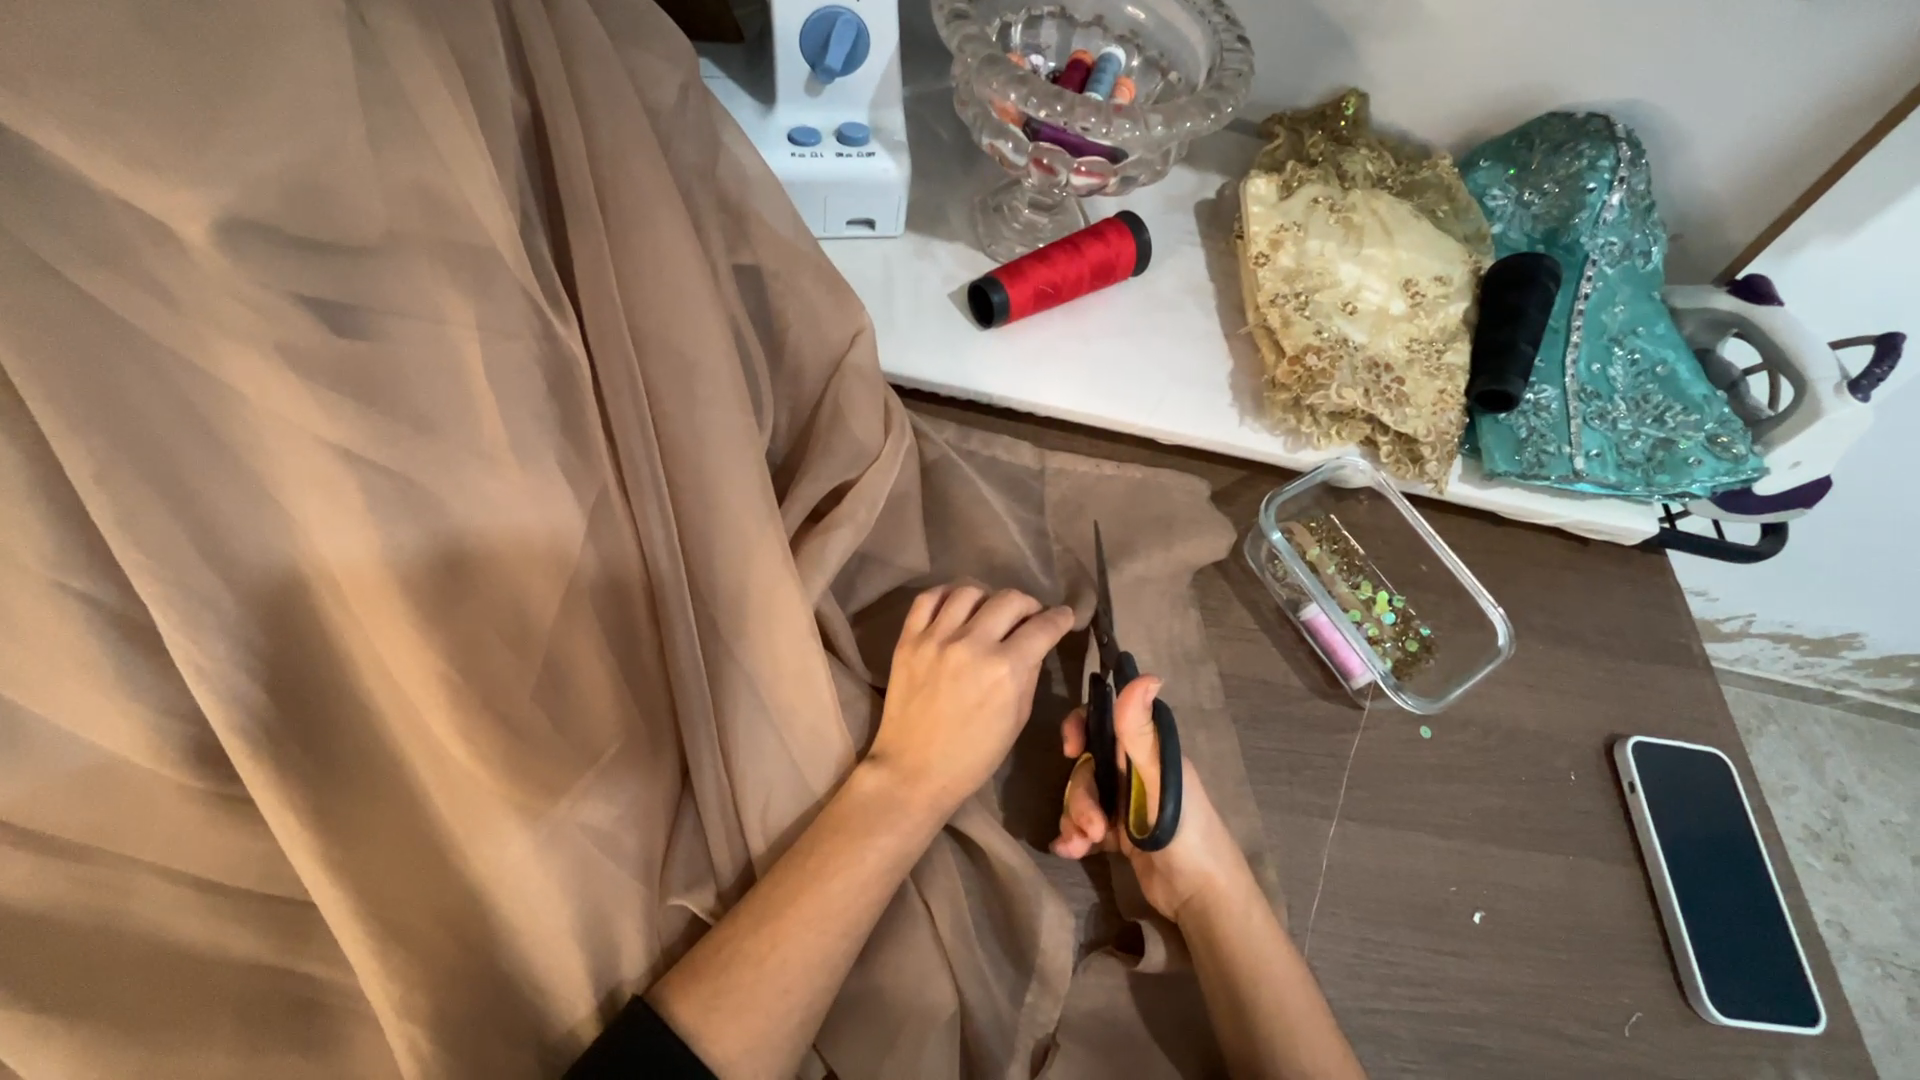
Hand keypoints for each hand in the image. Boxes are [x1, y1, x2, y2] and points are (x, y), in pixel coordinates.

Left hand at [866, 583, 1075, 816]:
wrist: (913, 770)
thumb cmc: (973, 756)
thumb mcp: (1017, 718)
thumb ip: (1029, 674)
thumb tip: (1036, 644)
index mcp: (1005, 670)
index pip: (1042, 627)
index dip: (1060, 617)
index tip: (1063, 615)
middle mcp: (972, 645)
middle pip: (1010, 599)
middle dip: (1028, 604)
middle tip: (1028, 616)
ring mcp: (936, 639)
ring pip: (970, 591)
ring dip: (988, 598)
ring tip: (990, 612)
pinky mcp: (908, 640)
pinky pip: (928, 599)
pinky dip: (946, 595)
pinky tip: (956, 606)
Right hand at [1051, 676, 1253, 924]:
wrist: (1200, 897)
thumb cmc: (1185, 831)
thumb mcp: (1159, 778)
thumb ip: (1141, 731)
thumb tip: (1145, 675)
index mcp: (1147, 750)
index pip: (1105, 721)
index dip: (1080, 728)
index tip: (1070, 750)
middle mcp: (1134, 771)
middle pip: (1086, 766)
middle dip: (1080, 796)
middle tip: (1092, 825)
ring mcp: (1124, 803)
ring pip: (1081, 797)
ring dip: (1075, 819)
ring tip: (1085, 844)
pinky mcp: (1117, 833)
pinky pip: (1083, 825)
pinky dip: (1074, 837)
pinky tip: (1070, 852)